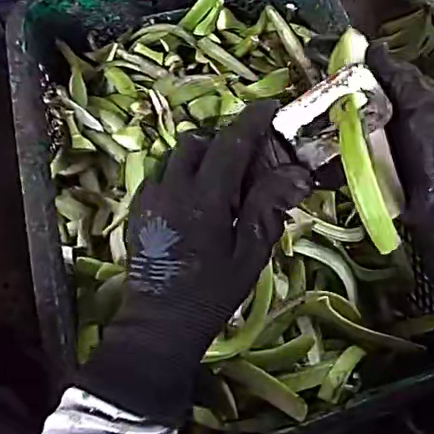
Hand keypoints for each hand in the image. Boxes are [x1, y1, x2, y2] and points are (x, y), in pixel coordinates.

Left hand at [74, 101, 312, 424]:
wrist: (159, 324)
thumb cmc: (211, 293)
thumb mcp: (249, 253)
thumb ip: (268, 206)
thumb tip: (296, 172)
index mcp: (204, 198)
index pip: (231, 143)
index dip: (252, 120)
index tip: (271, 109)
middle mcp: (171, 188)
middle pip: (199, 142)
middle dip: (225, 142)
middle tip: (249, 162)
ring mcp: (149, 197)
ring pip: (176, 156)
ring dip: (202, 158)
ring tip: (222, 185)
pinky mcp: (138, 209)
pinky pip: (162, 176)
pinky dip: (182, 176)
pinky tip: (196, 203)